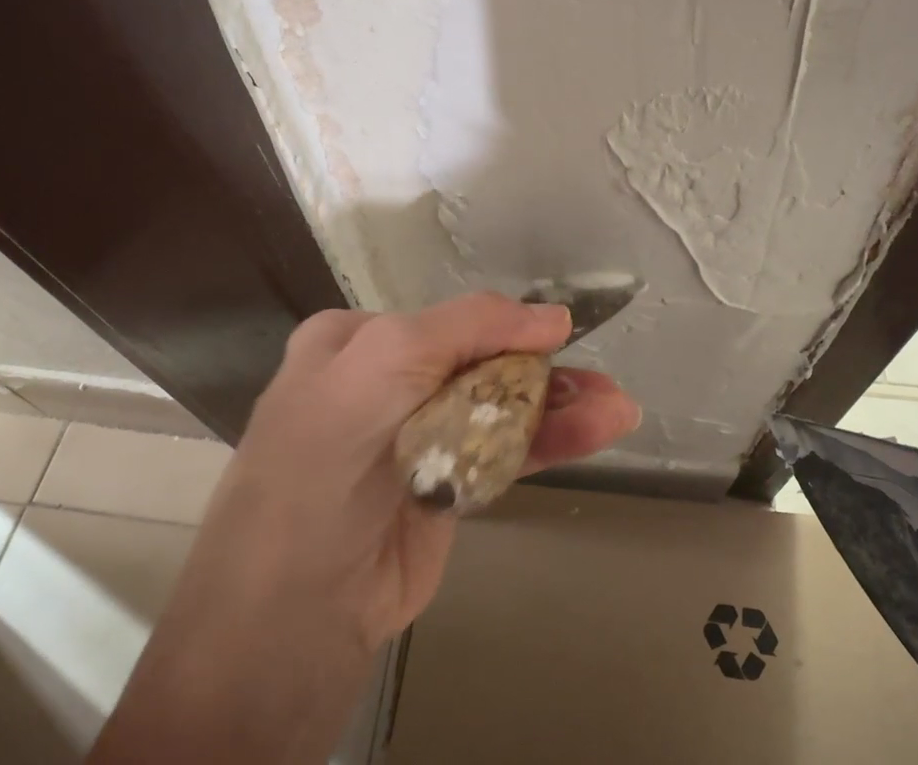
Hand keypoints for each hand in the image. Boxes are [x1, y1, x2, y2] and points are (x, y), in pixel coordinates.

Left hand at [220, 291, 642, 645]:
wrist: (300, 600)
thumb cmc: (328, 455)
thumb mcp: (384, 361)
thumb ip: (467, 327)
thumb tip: (552, 317)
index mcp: (354, 343)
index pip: (443, 322)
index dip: (503, 325)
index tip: (561, 334)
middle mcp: (383, 387)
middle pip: (479, 362)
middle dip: (543, 367)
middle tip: (602, 380)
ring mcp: (415, 441)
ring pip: (499, 408)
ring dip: (559, 405)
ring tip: (617, 408)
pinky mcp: (444, 489)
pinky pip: (505, 452)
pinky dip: (552, 441)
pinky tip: (599, 429)